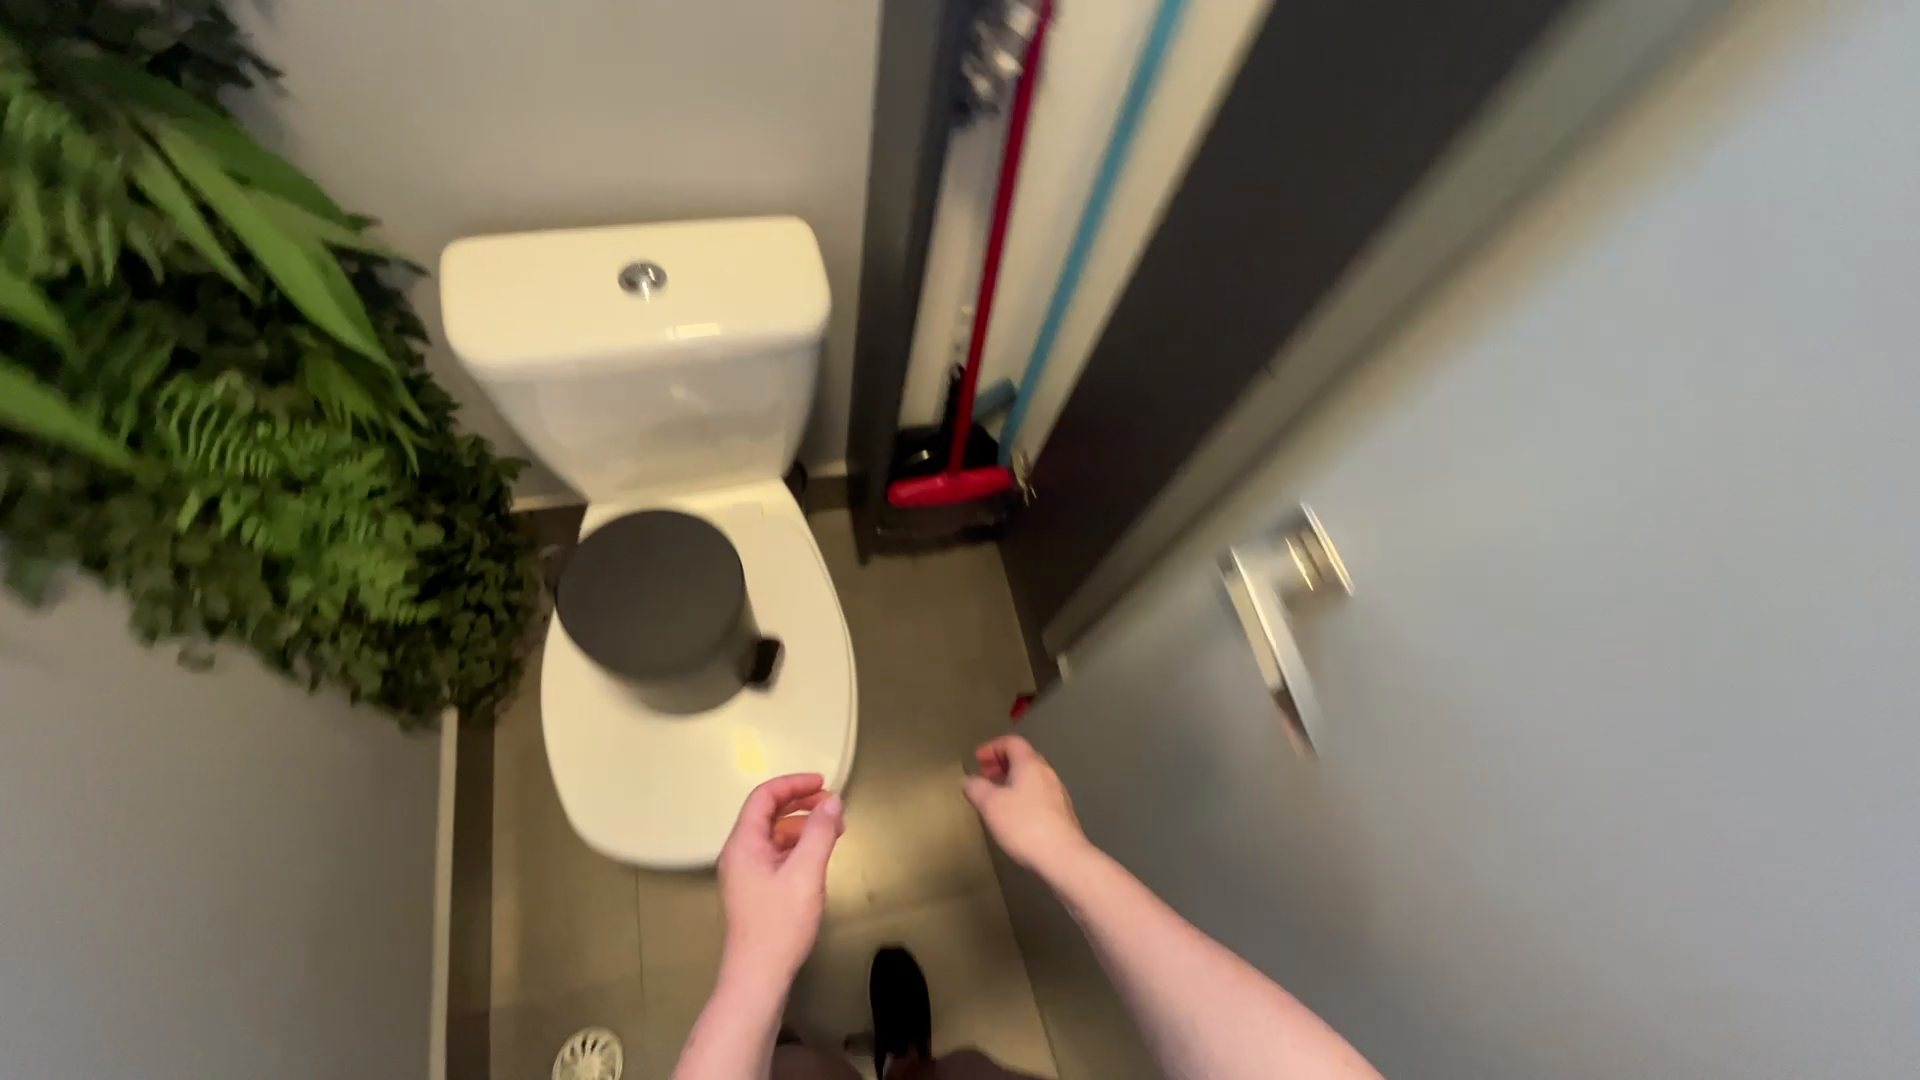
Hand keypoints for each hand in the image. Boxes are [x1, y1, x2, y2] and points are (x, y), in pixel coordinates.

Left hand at [716, 773, 844, 982]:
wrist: (757, 979)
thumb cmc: (779, 924)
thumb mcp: (806, 873)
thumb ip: (820, 832)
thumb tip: (832, 801)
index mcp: (744, 843)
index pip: (764, 796)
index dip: (794, 784)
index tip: (823, 783)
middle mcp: (740, 853)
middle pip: (768, 812)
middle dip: (801, 803)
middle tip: (832, 805)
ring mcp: (746, 873)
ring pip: (775, 834)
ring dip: (803, 825)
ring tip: (833, 831)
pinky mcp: (756, 890)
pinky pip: (777, 853)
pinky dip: (799, 845)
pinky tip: (818, 855)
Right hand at [963, 736, 1089, 872]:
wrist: (1063, 856)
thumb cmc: (1023, 824)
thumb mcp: (990, 805)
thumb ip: (976, 788)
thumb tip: (969, 781)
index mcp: (1030, 764)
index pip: (1012, 742)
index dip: (992, 747)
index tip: (977, 759)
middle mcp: (1046, 772)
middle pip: (1023, 757)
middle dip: (1001, 763)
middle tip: (984, 775)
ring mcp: (1058, 792)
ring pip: (1032, 777)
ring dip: (1012, 780)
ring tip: (996, 796)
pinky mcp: (1062, 812)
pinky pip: (1039, 793)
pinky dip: (1023, 794)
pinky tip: (1014, 815)